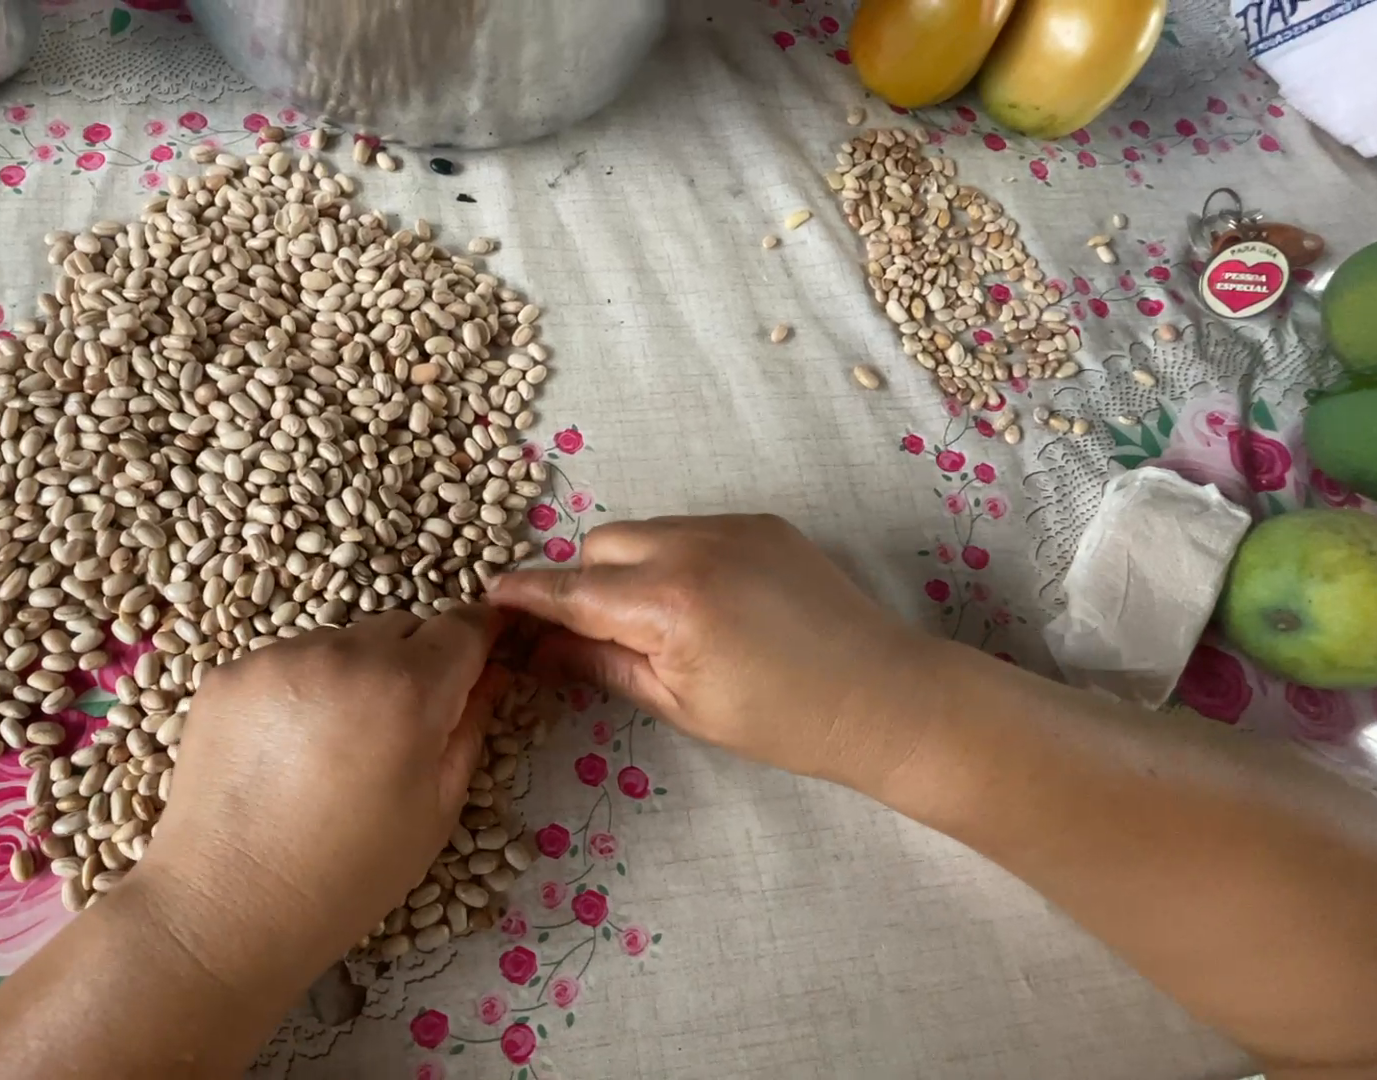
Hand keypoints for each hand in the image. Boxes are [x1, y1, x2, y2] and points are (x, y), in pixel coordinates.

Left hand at [125, 606, 504, 982]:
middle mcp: (344, 653)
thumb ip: (470, 725)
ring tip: (331, 739)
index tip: (481, 654)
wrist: (224, 911)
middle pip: (402, 626)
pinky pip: (289, 660)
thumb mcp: (437, 809)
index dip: (480, 635)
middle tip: (397, 722)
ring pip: (343, 640)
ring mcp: (278, 657)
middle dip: (415, 660)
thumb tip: (490, 673)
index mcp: (407, 689)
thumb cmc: (350, 874)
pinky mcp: (230, 671)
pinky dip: (301, 687)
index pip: (462, 625)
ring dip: (355, 671)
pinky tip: (284, 744)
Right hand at [491, 515, 941, 789]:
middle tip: (605, 628)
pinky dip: (670, 556)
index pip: (572, 591)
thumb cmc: (779, 721)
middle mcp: (690, 547)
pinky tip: (706, 597)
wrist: (885, 696)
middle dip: (585, 581)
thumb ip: (599, 664)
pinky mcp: (755, 520)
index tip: (492, 594)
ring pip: (639, 531)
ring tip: (661, 614)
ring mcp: (727, 525)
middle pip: (599, 545)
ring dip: (626, 565)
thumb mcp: (677, 704)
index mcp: (668, 606)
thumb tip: (539, 648)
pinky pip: (684, 528)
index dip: (526, 593)